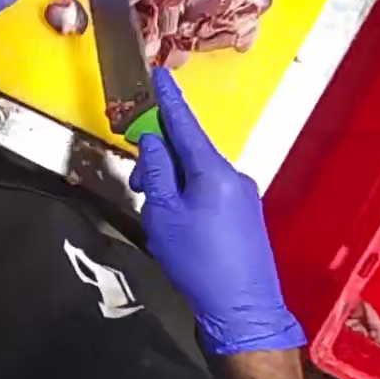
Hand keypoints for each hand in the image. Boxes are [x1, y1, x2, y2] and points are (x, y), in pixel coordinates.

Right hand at [129, 68, 305, 354]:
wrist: (242, 305)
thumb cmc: (196, 258)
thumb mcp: (163, 214)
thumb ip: (154, 172)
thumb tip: (152, 140)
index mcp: (212, 171)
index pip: (185, 125)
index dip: (169, 99)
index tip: (159, 73)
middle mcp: (232, 175)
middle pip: (187, 151)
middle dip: (158, 159)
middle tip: (137, 186)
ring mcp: (241, 194)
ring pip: (195, 173)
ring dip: (168, 181)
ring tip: (156, 213)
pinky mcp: (242, 212)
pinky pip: (206, 189)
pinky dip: (183, 194)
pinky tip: (174, 220)